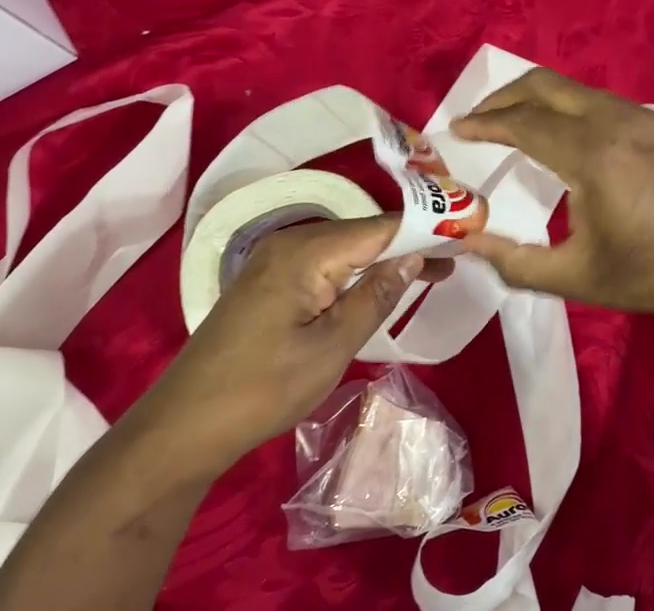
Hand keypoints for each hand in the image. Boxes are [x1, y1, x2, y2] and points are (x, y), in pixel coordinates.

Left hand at [132, 216, 452, 475]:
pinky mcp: (269, 283)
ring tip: (435, 271)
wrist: (185, 425)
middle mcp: (290, 244)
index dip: (425, 228)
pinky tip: (382, 284)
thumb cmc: (263, 389)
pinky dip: (358, 273)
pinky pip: (325, 265)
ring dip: (387, 259)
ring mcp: (276, 262)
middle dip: (411, 243)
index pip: (380, 228)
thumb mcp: (331, 348)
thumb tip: (412, 259)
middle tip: (459, 257)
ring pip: (346, 250)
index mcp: (306, 253)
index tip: (468, 231)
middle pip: (364, 233)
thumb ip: (375, 298)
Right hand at [449, 67, 653, 330]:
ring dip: (537, 100)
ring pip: (575, 90)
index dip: (485, 123)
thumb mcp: (576, 277)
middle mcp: (616, 121)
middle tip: (477, 118)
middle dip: (503, 96)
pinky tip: (564, 137)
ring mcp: (643, 117)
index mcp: (592, 155)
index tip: (456, 130)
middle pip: (545, 86)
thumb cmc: (653, 275)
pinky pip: (601, 101)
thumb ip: (514, 261)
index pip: (523, 123)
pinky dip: (568, 107)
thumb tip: (468, 241)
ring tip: (514, 125)